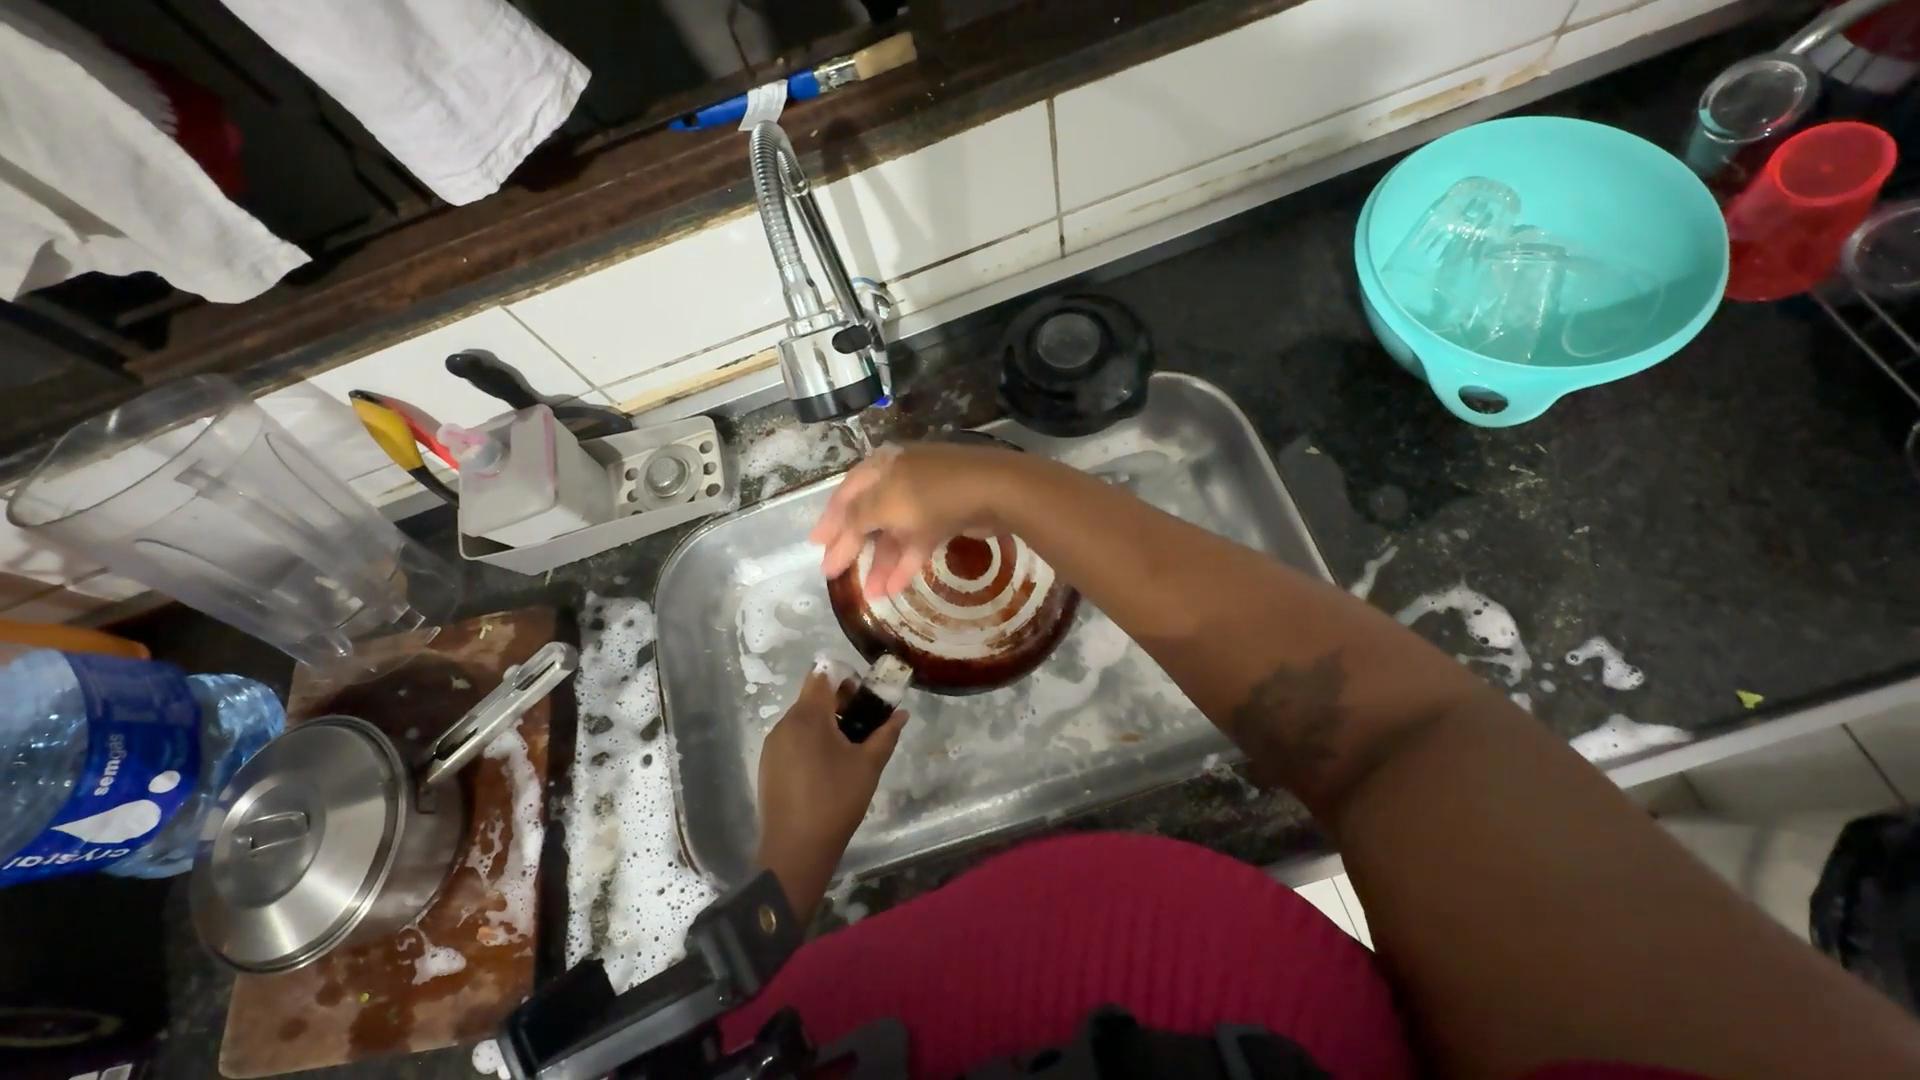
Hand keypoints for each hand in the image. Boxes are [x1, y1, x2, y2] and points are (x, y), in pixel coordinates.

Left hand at [755, 669, 905, 920]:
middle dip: (840, 703)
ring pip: (802, 720)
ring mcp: (773, 746)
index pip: (821, 675)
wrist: (795, 850)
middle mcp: (784, 724)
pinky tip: (828, 768)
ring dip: (826, 723)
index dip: (845, 678)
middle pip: (812, 697)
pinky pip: (792, 739)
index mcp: (807, 717)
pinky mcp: (768, 765)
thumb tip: (901, 715)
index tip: (866, 695)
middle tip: (866, 723)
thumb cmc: (836, 801)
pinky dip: (811, 742)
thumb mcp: (868, 766)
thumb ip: (886, 734)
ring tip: (850, 748)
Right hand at [809, 441, 1029, 595]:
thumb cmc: (931, 493)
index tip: (816, 546)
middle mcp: (900, 478)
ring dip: (880, 563)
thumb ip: (855, 518)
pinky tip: (892, 588)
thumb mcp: (884, 504)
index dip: (830, 521)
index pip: (846, 493)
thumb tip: (838, 531)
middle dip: (852, 546)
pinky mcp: (947, 517)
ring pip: (894, 532)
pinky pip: (918, 542)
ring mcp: (926, 498)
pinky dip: (905, 564)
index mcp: (881, 466)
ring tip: (869, 592)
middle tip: (833, 572)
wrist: (994, 491)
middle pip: (868, 515)